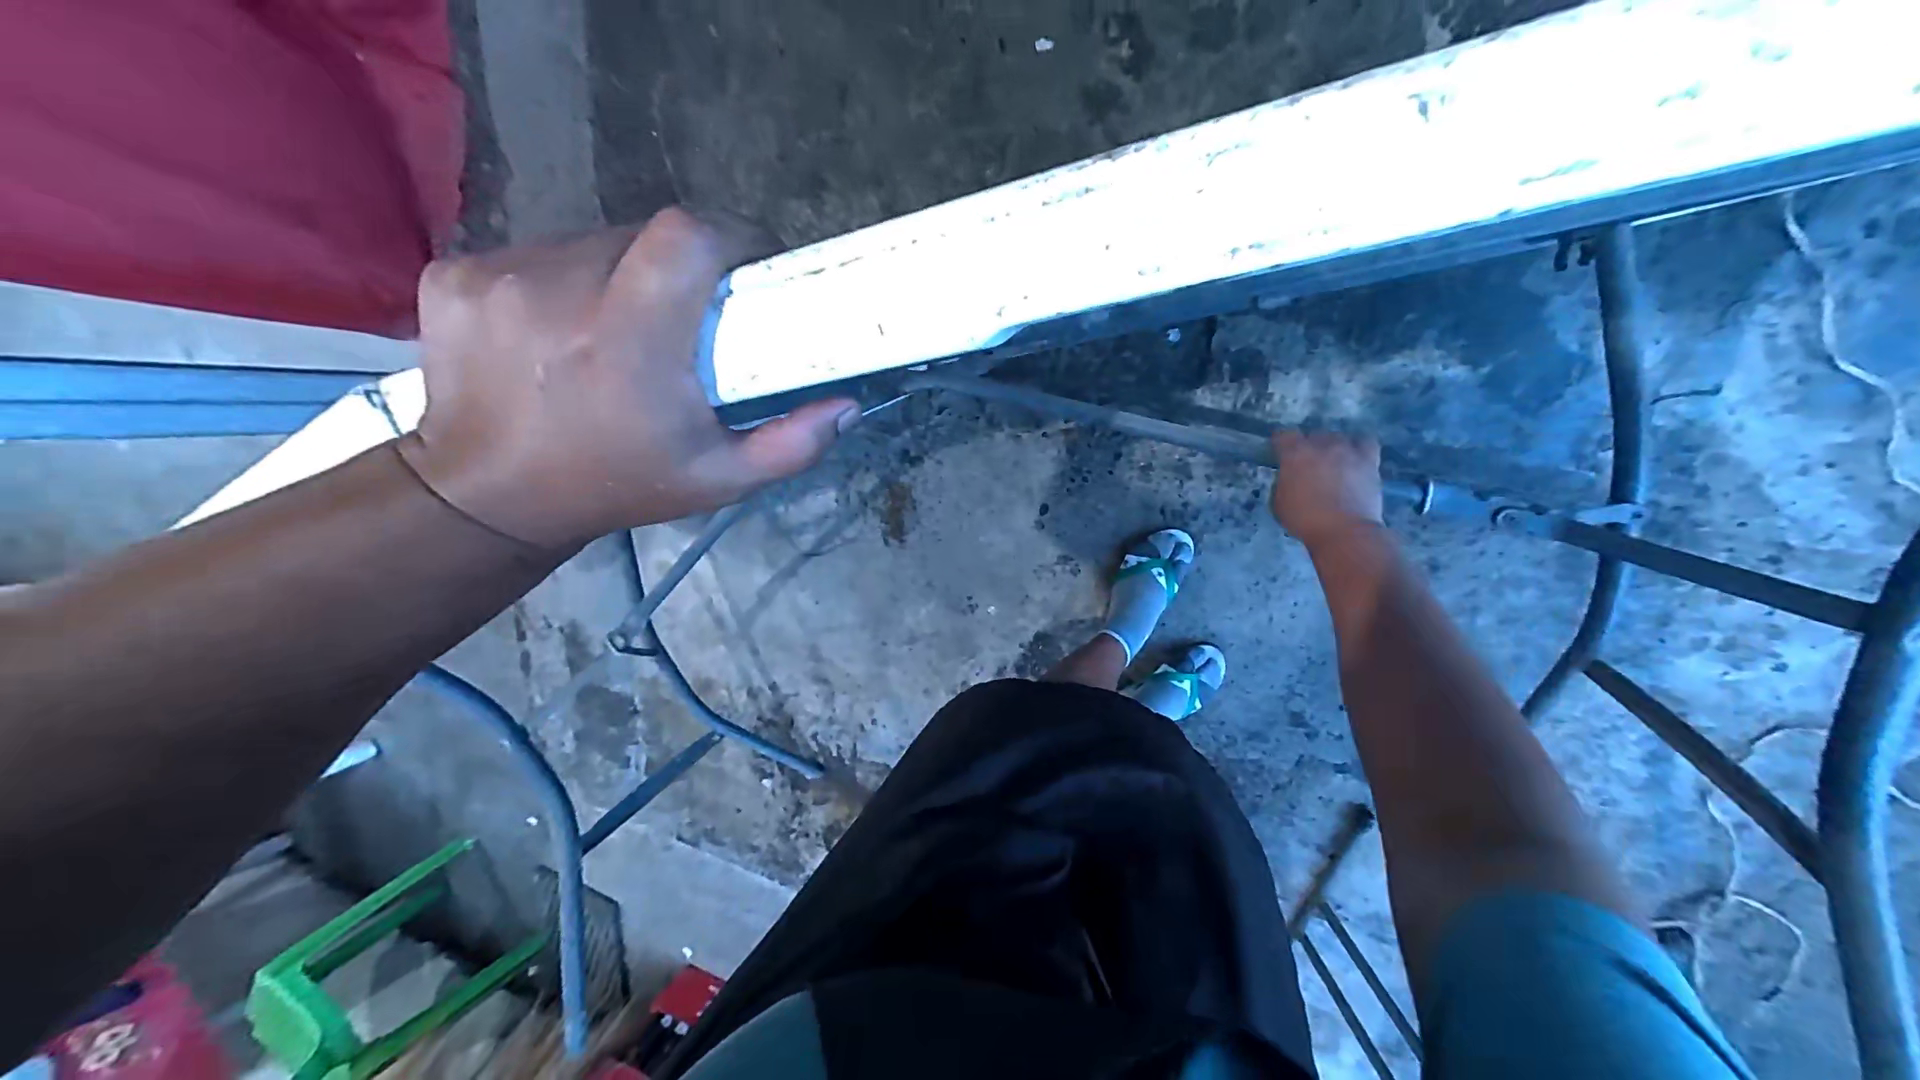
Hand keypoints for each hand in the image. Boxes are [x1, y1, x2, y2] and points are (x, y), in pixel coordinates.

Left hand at [397, 208, 858, 548]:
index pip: (687, 237)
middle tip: (685, 316)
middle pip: (643, 236)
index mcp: (630, 345)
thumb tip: (848, 404)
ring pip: (591, 242)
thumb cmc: (617, 485)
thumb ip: (790, 445)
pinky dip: (565, 282)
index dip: (727, 238)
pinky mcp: (455, 273)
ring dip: (622, 274)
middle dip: (678, 266)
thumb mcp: (717, 480)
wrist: (486, 497)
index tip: (744, 269)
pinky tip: (561, 332)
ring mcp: (498, 278)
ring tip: (621, 329)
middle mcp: (559, 295)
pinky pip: (539, 253)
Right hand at [1270, 431, 1385, 550]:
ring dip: (1334, 446)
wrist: (1343, 530)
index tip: (1280, 452)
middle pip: (1314, 434)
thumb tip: (1290, 478)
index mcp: (1295, 455)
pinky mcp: (1369, 460)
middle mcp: (1321, 446)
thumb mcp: (1278, 503)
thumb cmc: (1304, 520)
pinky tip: (1356, 457)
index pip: (1284, 435)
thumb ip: (1283, 483)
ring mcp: (1347, 451)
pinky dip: (1359, 447)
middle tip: (1309, 463)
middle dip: (1310, 446)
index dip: (1281, 443)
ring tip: (1334, 460)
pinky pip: (1366, 442)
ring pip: (1339, 437)